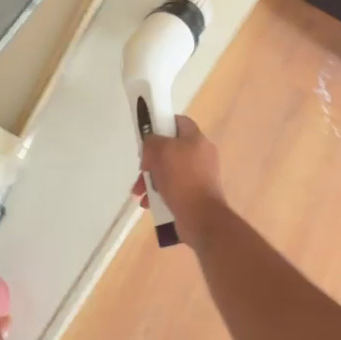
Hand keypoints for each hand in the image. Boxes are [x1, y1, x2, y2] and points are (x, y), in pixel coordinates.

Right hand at [133, 115, 226, 242]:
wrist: (201, 217)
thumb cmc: (181, 179)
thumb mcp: (160, 151)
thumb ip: (152, 141)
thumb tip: (151, 146)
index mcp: (197, 139)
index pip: (178, 122)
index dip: (161, 124)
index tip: (147, 137)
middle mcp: (201, 155)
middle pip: (171, 149)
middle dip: (151, 161)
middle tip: (142, 170)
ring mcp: (200, 176)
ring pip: (170, 171)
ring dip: (152, 180)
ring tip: (139, 193)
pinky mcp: (196, 195)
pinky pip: (174, 189)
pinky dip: (160, 194)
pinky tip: (149, 204)